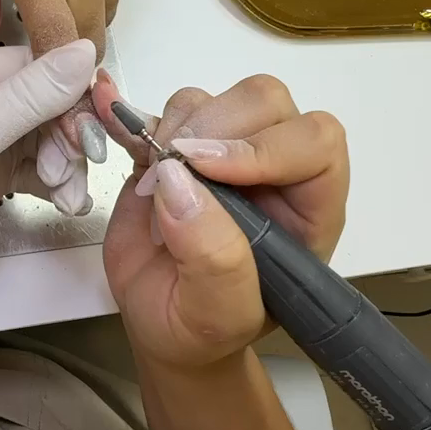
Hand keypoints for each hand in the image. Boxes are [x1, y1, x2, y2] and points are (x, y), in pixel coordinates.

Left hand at [0, 39, 96, 317]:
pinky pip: (35, 167)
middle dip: (68, 137)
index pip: (34, 66)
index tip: (95, 127)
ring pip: (46, 138)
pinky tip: (65, 203)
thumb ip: (28, 96)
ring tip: (67, 196)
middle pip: (45, 104)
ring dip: (66, 166)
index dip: (70, 93)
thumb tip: (88, 49)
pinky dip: (54, 183)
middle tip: (75, 170)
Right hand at [99, 75, 348, 369]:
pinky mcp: (171, 151)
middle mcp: (270, 169)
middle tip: (170, 166)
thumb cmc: (199, 329)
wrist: (159, 324)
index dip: (263, 145)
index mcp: (308, 208)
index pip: (313, 143)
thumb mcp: (217, 315)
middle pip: (265, 102)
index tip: (205, 168)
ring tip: (150, 182)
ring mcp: (218, 154)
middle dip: (213, 125)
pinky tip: (116, 129)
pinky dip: (133, 117)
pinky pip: (160, 110)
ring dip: (173, 127)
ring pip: (210, 99)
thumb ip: (215, 259)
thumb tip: (177, 180)